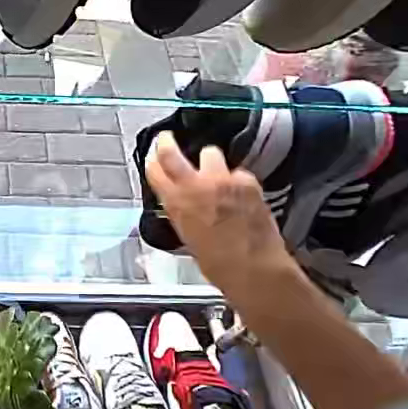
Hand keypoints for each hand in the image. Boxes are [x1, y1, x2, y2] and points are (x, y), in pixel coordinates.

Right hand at [143, 131, 294, 294]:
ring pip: (209, 154)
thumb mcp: (188, 238)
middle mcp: (194, 186)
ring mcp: (221, 180)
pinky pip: (237, 172)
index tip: (153, 157)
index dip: (152, 162)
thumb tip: (183, 204)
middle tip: (167, 139)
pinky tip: (241, 196)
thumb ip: (182, 212)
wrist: (255, 268)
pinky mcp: (246, 180)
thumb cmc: (219, 264)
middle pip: (170, 151)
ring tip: (216, 176)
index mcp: (175, 203)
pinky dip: (237, 181)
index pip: (154, 169)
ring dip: (210, 162)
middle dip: (166, 143)